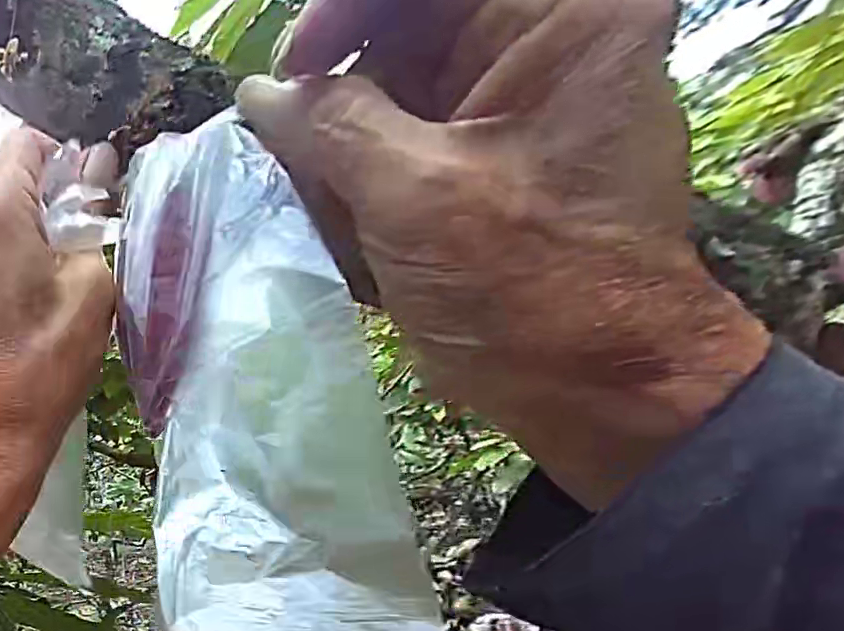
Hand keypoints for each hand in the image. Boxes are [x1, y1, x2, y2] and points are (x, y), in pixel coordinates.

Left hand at [0, 129, 117, 630]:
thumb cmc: (47, 362)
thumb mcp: (90, 284)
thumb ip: (91, 218)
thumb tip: (95, 169)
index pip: (30, 142)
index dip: (69, 161)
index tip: (92, 204)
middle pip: (11, 174)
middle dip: (52, 196)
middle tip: (85, 245)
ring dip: (36, 227)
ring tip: (63, 277)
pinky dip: (15, 252)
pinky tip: (37, 295)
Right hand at [239, 0, 771, 508]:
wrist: (585, 380)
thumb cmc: (522, 283)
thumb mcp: (416, 195)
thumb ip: (331, 129)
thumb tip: (258, 92)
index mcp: (557, 12)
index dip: (340, 14)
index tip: (284, 78)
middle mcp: (531, 45)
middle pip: (398, 37)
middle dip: (331, 102)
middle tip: (290, 163)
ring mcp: (497, 113)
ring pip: (382, 101)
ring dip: (335, 159)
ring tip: (321, 216)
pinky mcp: (468, 170)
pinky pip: (387, 155)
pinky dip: (351, 191)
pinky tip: (345, 239)